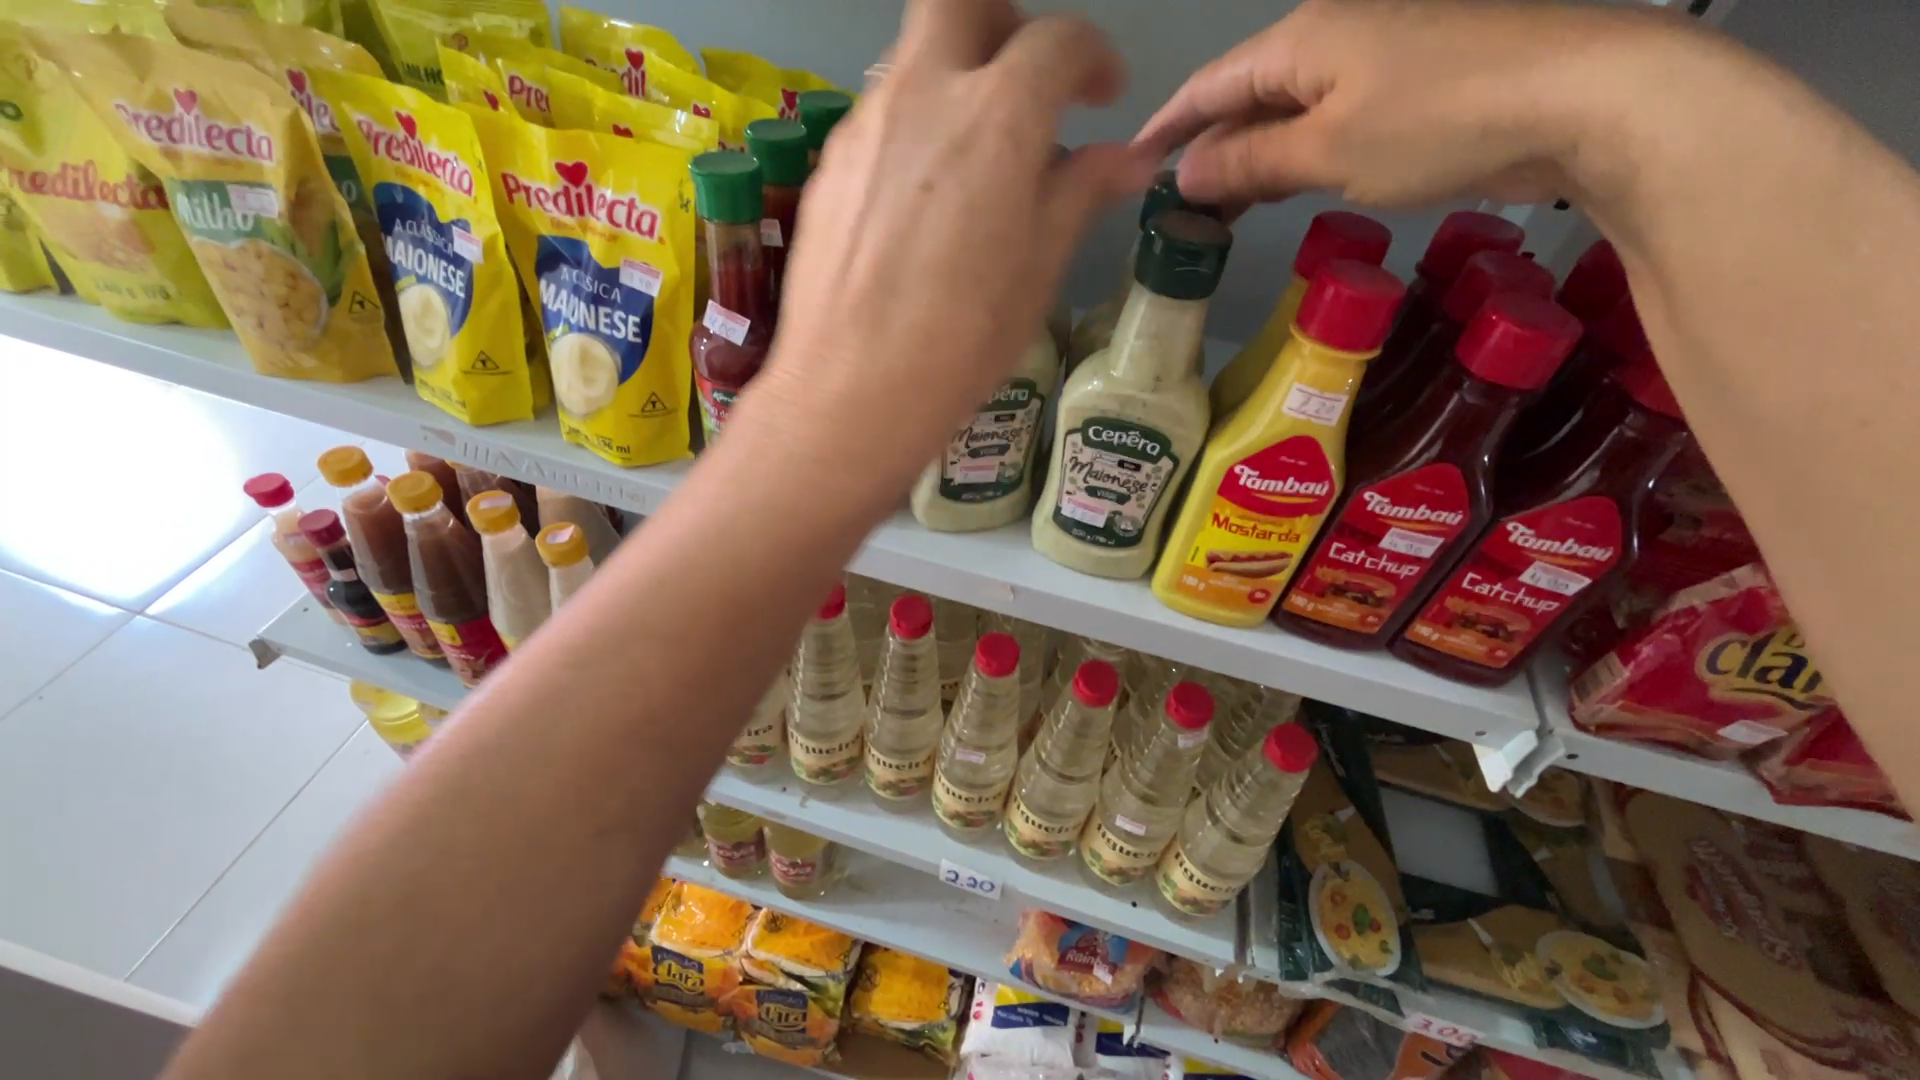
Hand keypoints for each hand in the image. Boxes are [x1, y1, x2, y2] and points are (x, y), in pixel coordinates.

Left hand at [743, 0, 1158, 487]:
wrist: (852, 390)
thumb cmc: (964, 339)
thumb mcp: (1040, 268)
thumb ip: (1080, 193)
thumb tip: (1124, 158)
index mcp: (996, 116)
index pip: (1057, 41)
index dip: (1092, 58)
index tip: (1101, 96)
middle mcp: (922, 96)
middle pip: (961, 1)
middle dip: (1005, 25)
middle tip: (1026, 86)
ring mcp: (864, 127)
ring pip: (913, 63)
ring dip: (955, 87)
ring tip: (976, 168)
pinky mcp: (827, 168)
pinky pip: (880, 122)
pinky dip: (914, 136)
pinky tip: (921, 209)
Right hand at [1134, 0, 1700, 209]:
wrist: (1584, 99)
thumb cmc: (1437, 121)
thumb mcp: (1328, 150)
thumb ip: (1251, 160)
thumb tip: (1187, 173)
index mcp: (1303, 38)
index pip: (1210, 84)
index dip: (1166, 127)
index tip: (1128, 164)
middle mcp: (1333, 35)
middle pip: (1247, 96)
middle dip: (1206, 148)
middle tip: (1173, 206)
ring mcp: (1377, 57)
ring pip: (1289, 111)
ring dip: (1250, 158)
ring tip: (1218, 210)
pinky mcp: (1412, 86)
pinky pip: (1329, 121)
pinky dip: (1295, 157)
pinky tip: (1282, 188)